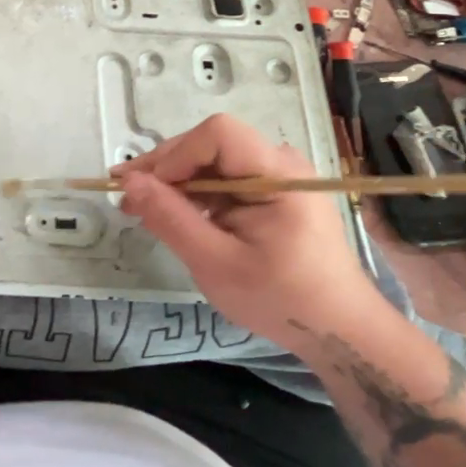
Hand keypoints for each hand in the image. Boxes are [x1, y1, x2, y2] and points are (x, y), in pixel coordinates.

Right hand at [116, 114, 386, 350]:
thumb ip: (172, 218)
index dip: (176, 155)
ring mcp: (277, 177)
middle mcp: (280, 164)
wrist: (340, 332)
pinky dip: (194, 194)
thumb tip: (129, 183)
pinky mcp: (272, 194)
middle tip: (125, 196)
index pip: (218, 134)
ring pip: (212, 162)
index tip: (146, 189)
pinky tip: (172, 215)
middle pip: (211, 144)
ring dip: (175, 182)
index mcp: (278, 176)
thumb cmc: (283, 300)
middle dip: (165, 168)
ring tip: (141, 208)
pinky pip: (224, 180)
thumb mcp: (217, 263)